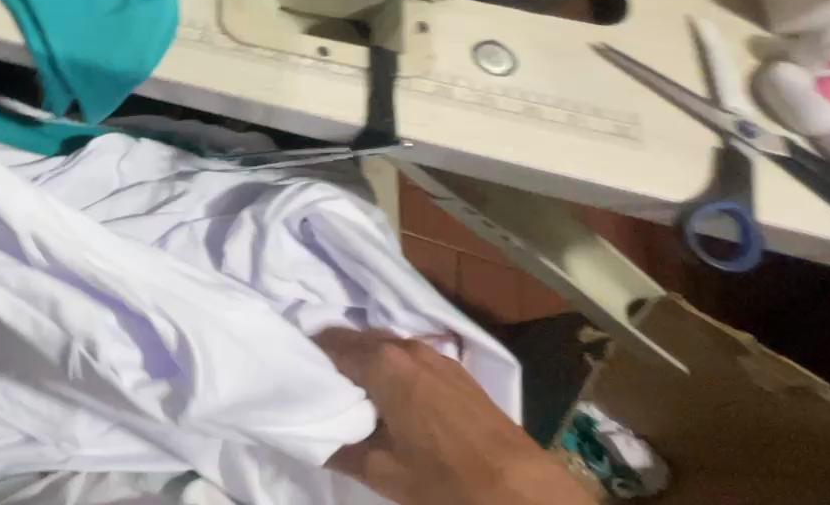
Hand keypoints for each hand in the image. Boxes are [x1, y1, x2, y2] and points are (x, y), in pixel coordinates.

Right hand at [315, 329, 595, 504]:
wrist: (533, 500)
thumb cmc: (449, 483)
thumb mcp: (382, 473)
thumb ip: (336, 447)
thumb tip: (302, 433)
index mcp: (380, 360)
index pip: (324, 345)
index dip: (307, 361)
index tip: (296, 380)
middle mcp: (405, 346)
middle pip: (352, 341)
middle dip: (334, 361)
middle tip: (322, 392)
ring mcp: (437, 356)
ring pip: (382, 349)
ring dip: (365, 366)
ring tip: (357, 400)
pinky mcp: (459, 373)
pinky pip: (409, 360)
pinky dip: (393, 373)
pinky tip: (395, 404)